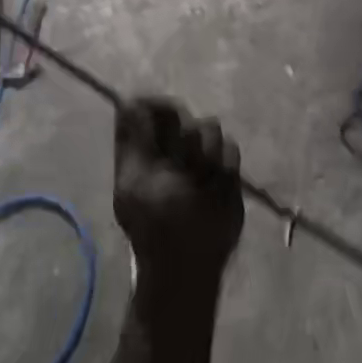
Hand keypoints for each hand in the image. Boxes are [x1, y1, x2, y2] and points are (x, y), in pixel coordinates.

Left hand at [113, 97, 243, 284]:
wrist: (190, 261)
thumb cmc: (153, 226)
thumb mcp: (134, 183)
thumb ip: (133, 140)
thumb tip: (130, 100)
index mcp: (142, 149)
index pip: (146, 108)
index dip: (157, 107)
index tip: (168, 118)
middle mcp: (170, 147)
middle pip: (181, 113)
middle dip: (185, 135)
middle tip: (182, 164)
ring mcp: (198, 156)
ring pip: (210, 126)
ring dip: (206, 153)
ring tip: (200, 181)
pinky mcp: (224, 169)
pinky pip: (231, 148)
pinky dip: (224, 167)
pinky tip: (216, 187)